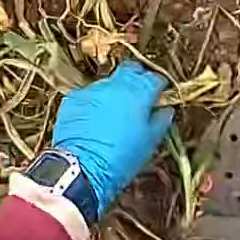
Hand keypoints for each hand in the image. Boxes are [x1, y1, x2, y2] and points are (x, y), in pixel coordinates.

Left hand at [52, 61, 173, 216]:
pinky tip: (93, 121)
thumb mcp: (149, 142)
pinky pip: (89, 95)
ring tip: (113, 114)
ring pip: (109, 83)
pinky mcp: (74, 98)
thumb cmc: (120, 158)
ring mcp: (93, 89)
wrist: (80, 169)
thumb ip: (161, 120)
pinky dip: (94, 103)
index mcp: (139, 92)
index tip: (159, 96)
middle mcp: (116, 84)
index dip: (159, 86)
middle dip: (137, 78)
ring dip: (114, 93)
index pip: (155, 78)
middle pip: (131, 70)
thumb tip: (165, 110)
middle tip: (138, 97)